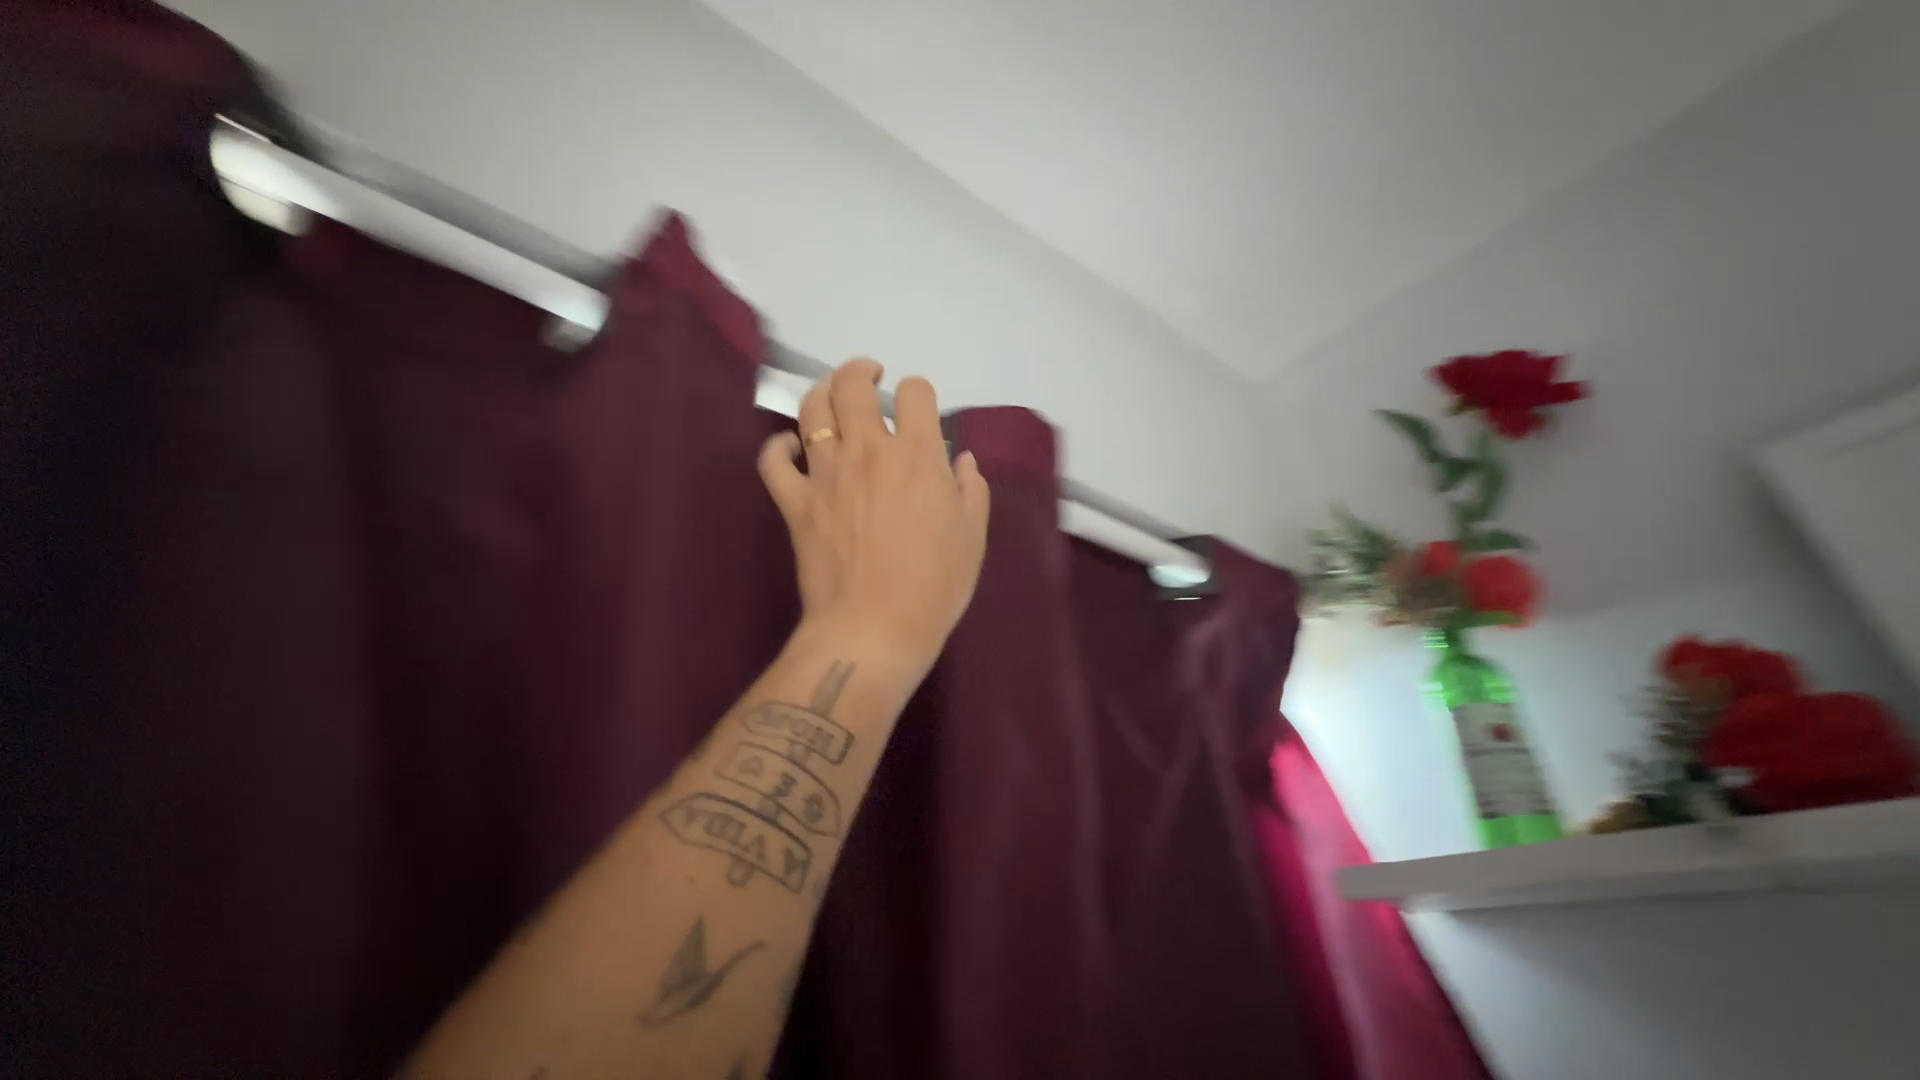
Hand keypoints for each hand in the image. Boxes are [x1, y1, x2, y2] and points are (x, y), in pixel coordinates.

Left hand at [758, 359, 989, 669]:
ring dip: (822, 394)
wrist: (874, 628)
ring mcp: (825, 474)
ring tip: (833, 400)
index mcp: (916, 454)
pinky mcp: (795, 502)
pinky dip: (778, 447)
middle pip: (853, 384)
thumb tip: (961, 460)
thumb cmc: (935, 586)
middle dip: (863, 371)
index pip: (915, 392)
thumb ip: (970, 489)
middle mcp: (867, 451)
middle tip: (871, 378)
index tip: (921, 409)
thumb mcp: (973, 536)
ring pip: (812, 409)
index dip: (919, 392)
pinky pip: (773, 460)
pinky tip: (791, 448)